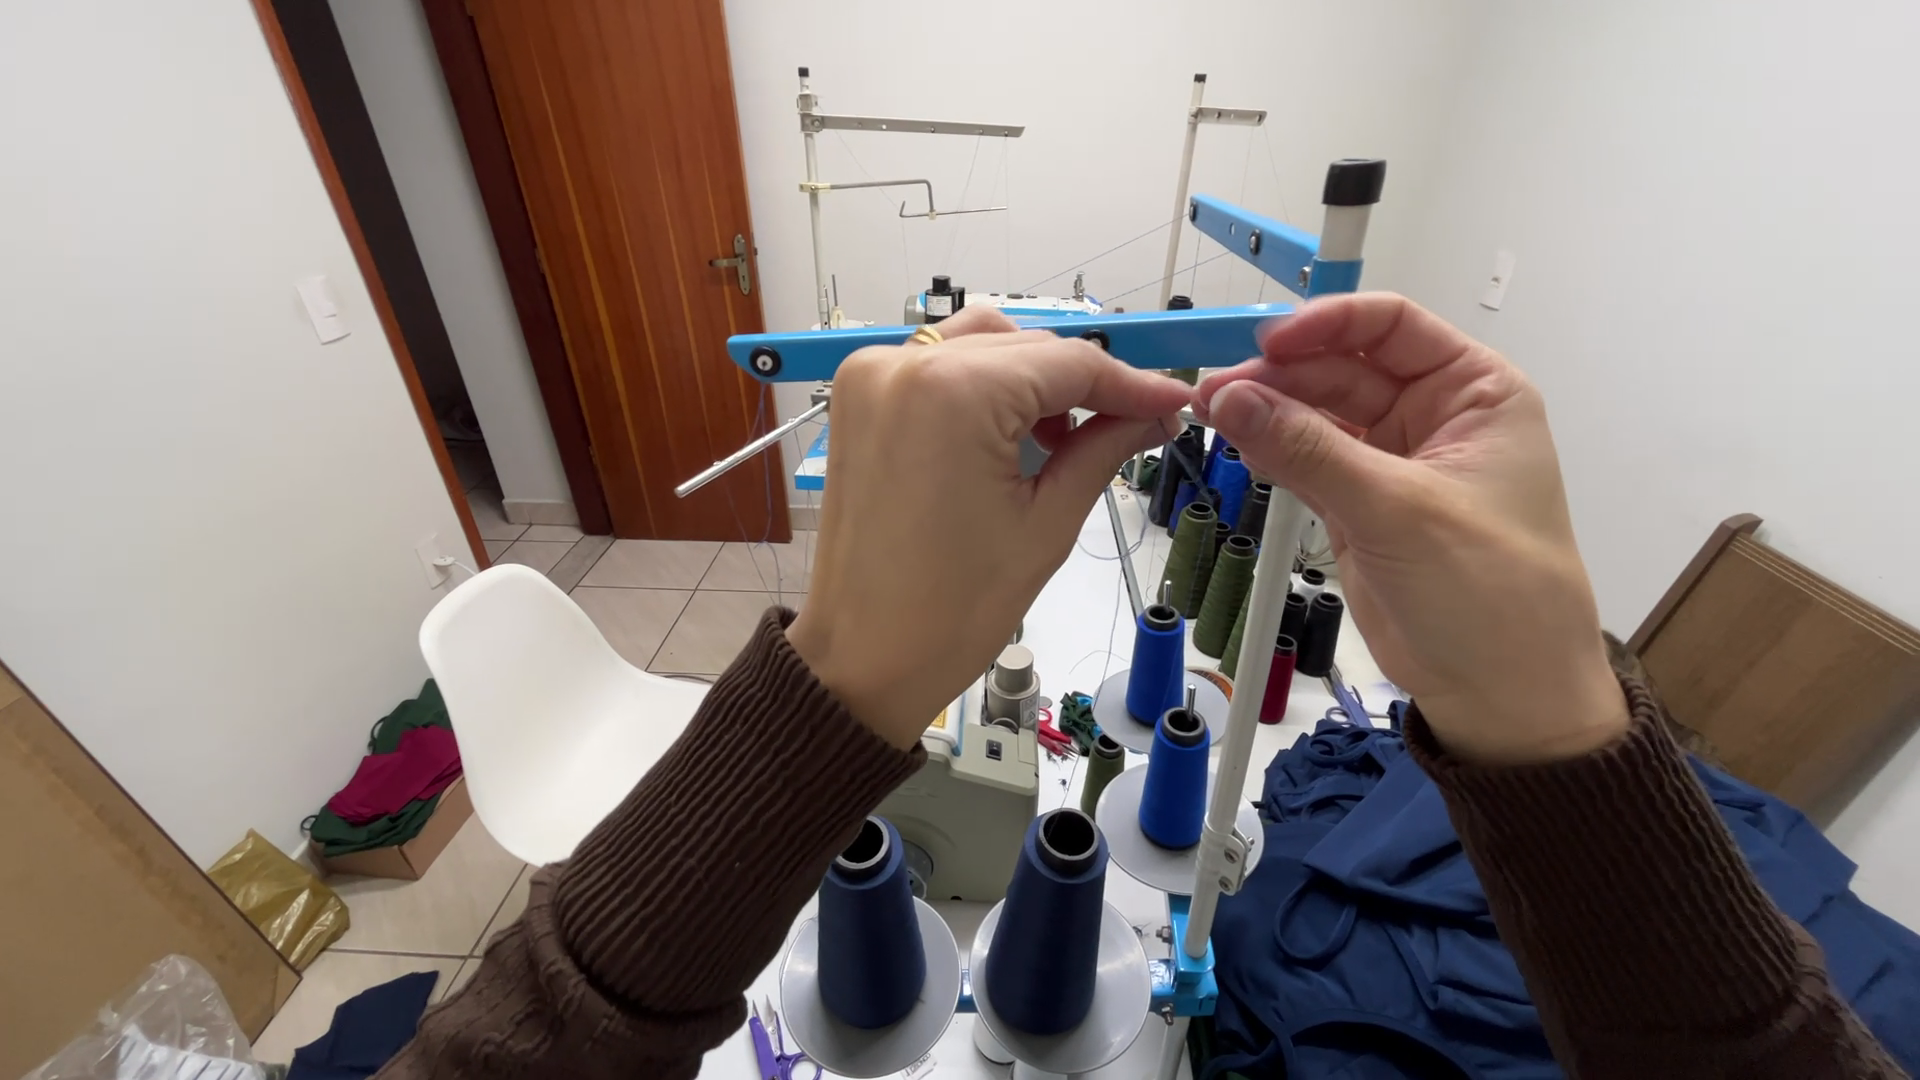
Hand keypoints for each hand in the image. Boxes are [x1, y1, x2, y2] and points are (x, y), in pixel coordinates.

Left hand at [789, 306, 1190, 748]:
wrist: (863, 658)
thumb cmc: (951, 612)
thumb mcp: (1046, 525)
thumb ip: (1104, 450)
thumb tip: (1155, 414)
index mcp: (951, 392)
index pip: (1067, 362)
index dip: (1129, 384)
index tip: (1171, 403)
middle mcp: (902, 364)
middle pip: (1024, 347)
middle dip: (1083, 384)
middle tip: (1131, 426)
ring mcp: (870, 377)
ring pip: (981, 345)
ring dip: (1032, 379)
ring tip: (1061, 439)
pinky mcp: (857, 400)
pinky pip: (937, 367)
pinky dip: (983, 386)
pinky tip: (1010, 434)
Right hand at [1194, 294, 1626, 763]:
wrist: (1496, 690)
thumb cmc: (1484, 589)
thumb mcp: (1396, 507)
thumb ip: (1307, 449)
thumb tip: (1228, 397)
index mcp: (1472, 393)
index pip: (1391, 328)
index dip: (1326, 325)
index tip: (1264, 345)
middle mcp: (1430, 416)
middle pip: (1341, 370)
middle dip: (1279, 377)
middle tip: (1214, 393)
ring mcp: (1387, 460)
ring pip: (1315, 415)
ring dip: (1265, 413)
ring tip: (1211, 415)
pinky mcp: (1354, 502)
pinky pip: (1303, 460)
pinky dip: (1269, 451)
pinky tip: (1236, 444)